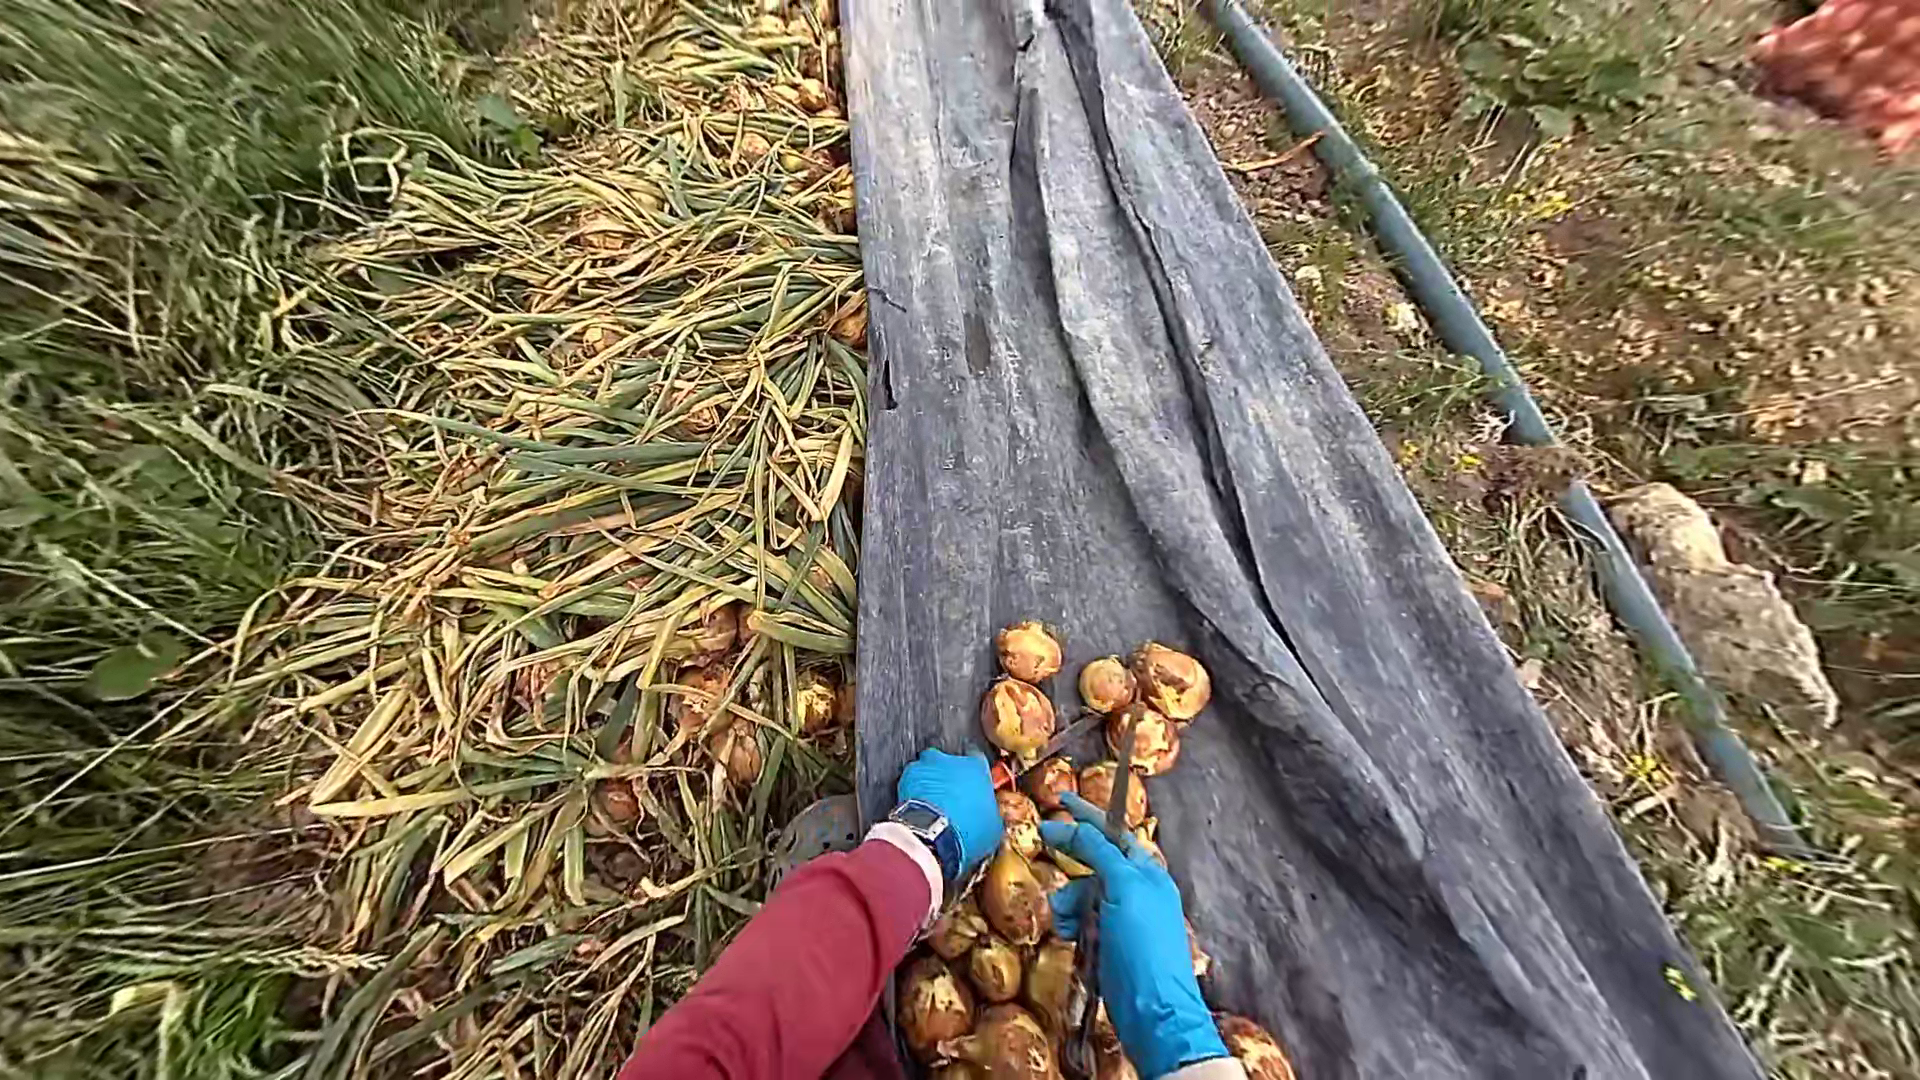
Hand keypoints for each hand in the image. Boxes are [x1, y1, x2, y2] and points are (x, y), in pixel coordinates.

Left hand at [896, 748, 1002, 877]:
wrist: (932, 836)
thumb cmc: (967, 829)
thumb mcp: (993, 828)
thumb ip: (992, 813)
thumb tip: (992, 818)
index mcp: (976, 766)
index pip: (978, 758)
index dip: (975, 772)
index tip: (975, 783)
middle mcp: (950, 759)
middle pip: (950, 760)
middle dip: (950, 773)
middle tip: (952, 795)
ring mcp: (926, 766)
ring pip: (928, 767)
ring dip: (930, 780)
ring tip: (932, 803)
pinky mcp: (906, 778)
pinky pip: (911, 781)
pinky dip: (913, 791)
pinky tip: (918, 807)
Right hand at [1042, 792, 1226, 1079]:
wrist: (1154, 1015)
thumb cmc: (1143, 945)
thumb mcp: (1123, 888)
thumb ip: (1101, 852)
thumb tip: (1081, 827)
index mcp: (1145, 871)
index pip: (1112, 831)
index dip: (1086, 815)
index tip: (1062, 799)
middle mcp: (1134, 889)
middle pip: (1094, 858)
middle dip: (1071, 855)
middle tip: (1043, 841)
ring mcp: (1120, 916)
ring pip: (1082, 889)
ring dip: (1067, 897)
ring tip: (1061, 915)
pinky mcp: (1107, 942)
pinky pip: (1080, 918)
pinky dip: (1069, 921)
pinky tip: (1065, 932)